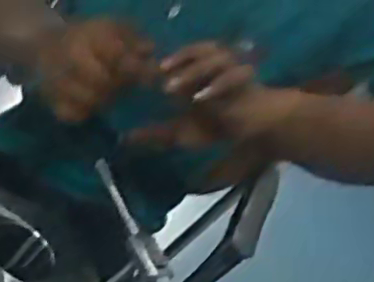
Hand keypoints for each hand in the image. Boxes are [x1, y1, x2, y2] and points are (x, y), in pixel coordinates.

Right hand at [36, 18, 154, 124]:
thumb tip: (149, 51)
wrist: (45, 48)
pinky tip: (90, 105)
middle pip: (103, 84)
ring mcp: (59, 86)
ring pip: (90, 102)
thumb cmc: (86, 36)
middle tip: (125, 86)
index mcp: (89, 39)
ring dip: (104, 102)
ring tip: (109, 95)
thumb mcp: (110, 27)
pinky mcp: (52, 104)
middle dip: (119, 87)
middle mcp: (71, 63)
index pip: (117, 57)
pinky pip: (74, 116)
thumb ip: (131, 38)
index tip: (150, 76)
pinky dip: (86, 113)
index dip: (135, 68)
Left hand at [129, 41, 301, 149]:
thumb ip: (154, 134)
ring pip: (217, 58)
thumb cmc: (213, 125)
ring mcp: (231, 72)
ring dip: (193, 70)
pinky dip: (216, 85)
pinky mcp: (245, 82)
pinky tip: (199, 98)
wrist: (248, 128)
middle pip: (202, 49)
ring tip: (171, 87)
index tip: (142, 73)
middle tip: (160, 70)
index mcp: (197, 77)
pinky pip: (235, 75)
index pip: (182, 60)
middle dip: (181, 57)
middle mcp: (214, 69)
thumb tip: (124, 139)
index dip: (165, 63)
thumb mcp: (177, 133)